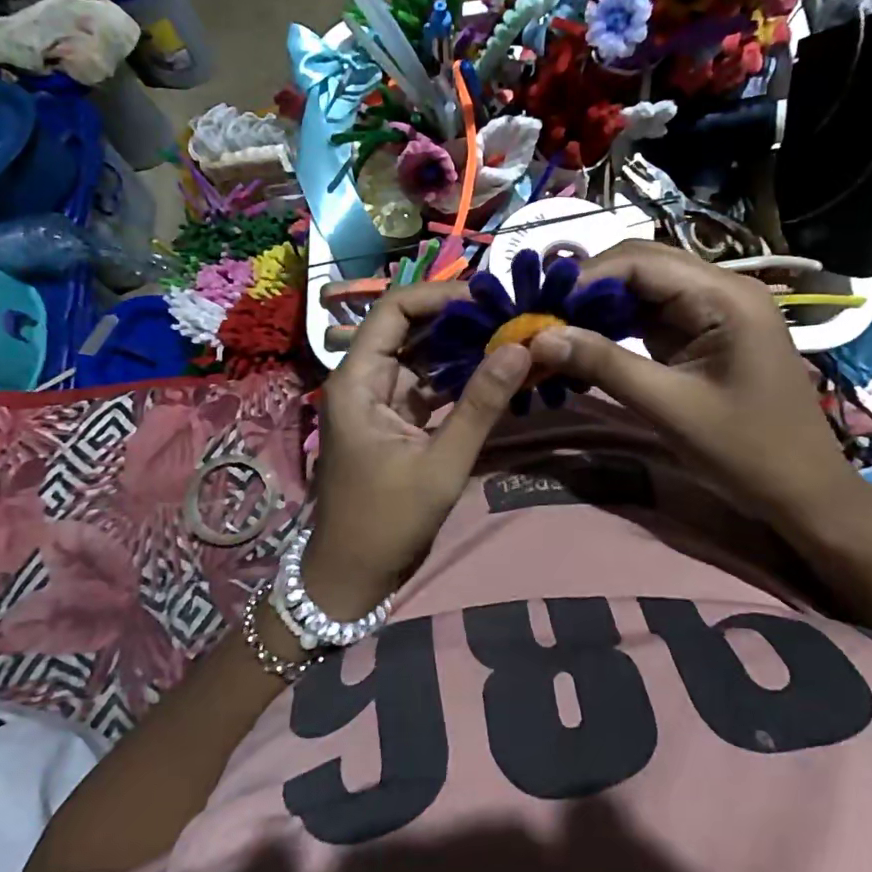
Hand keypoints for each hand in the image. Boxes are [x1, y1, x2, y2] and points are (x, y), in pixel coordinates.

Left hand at [307, 281, 531, 613]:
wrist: (351, 576)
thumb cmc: (386, 521)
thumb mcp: (440, 463)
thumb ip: (480, 405)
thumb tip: (521, 348)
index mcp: (358, 380)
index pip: (394, 310)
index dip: (440, 295)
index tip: (489, 298)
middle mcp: (364, 380)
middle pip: (410, 329)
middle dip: (460, 321)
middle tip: (512, 317)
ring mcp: (379, 401)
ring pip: (422, 357)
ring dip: (463, 349)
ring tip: (512, 339)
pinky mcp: (396, 422)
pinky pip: (429, 386)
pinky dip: (459, 379)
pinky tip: (496, 374)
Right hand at [527, 241, 856, 537]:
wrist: (802, 492)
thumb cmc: (747, 451)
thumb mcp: (670, 407)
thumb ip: (605, 365)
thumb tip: (540, 338)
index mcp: (725, 296)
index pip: (641, 262)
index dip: (585, 278)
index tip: (540, 307)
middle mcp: (721, 289)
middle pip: (641, 268)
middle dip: (588, 291)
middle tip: (542, 320)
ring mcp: (713, 312)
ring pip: (641, 292)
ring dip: (598, 310)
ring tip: (555, 335)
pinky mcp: (703, 335)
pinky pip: (650, 319)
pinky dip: (615, 331)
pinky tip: (585, 350)